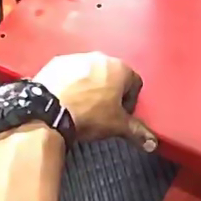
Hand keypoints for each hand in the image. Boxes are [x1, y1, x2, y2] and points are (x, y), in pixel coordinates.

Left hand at [34, 53, 156, 150]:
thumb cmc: (89, 114)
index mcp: (120, 68)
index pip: (135, 83)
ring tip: (83, 107)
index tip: (122, 115)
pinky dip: (71, 84)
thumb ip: (137, 131)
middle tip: (103, 112)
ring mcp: (76, 58)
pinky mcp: (56, 62)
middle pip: (113, 75)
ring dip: (91, 87)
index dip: (131, 101)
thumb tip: (152, 143)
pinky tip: (67, 100)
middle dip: (111, 92)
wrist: (48, 109)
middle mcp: (99, 57)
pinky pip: (70, 74)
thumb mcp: (117, 125)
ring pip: (90, 73)